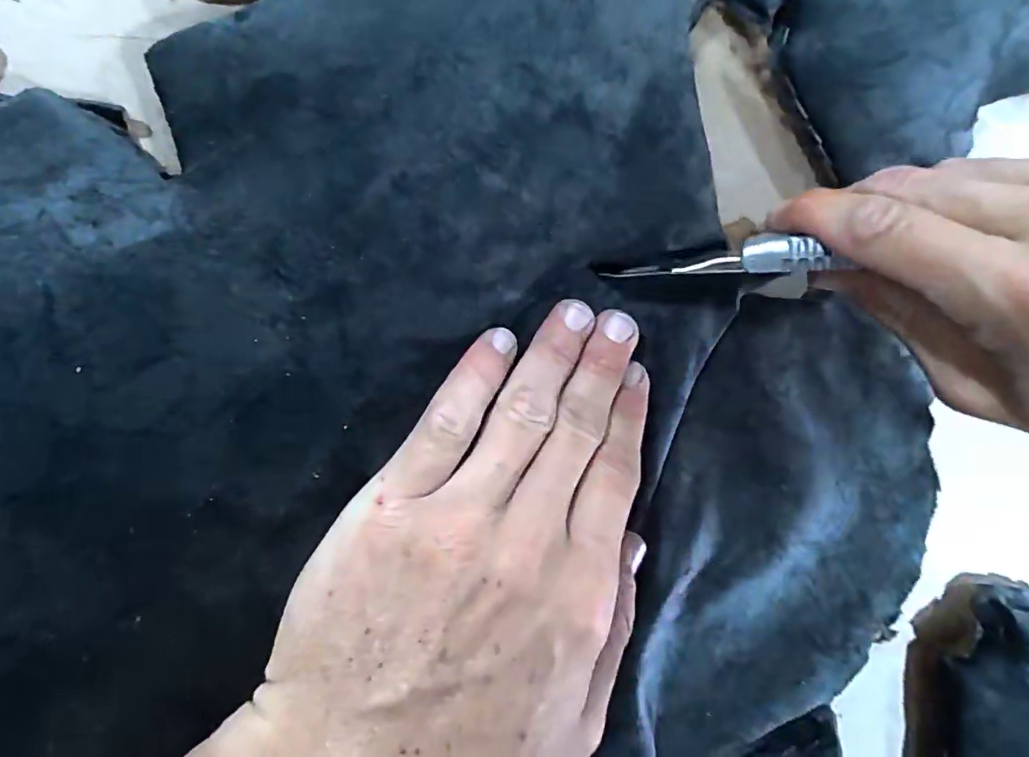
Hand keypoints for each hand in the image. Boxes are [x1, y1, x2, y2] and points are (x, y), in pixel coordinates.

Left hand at [193, 301, 650, 756]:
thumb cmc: (473, 749)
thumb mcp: (575, 717)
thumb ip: (616, 625)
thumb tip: (633, 538)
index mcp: (577, 590)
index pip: (613, 474)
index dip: (628, 415)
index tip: (637, 374)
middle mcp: (526, 542)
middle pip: (574, 430)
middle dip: (600, 367)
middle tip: (616, 323)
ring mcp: (456, 518)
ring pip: (519, 415)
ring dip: (550, 356)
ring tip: (572, 315)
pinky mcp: (391, 509)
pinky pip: (442, 426)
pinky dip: (474, 378)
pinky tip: (497, 343)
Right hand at [773, 140, 1028, 483]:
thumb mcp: (1011, 403)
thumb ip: (910, 324)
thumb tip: (837, 269)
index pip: (890, 227)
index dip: (817, 215)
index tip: (779, 220)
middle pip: (921, 183)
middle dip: (867, 208)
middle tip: (846, 239)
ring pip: (970, 168)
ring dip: (930, 202)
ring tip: (943, 246)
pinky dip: (995, 195)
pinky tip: (1023, 232)